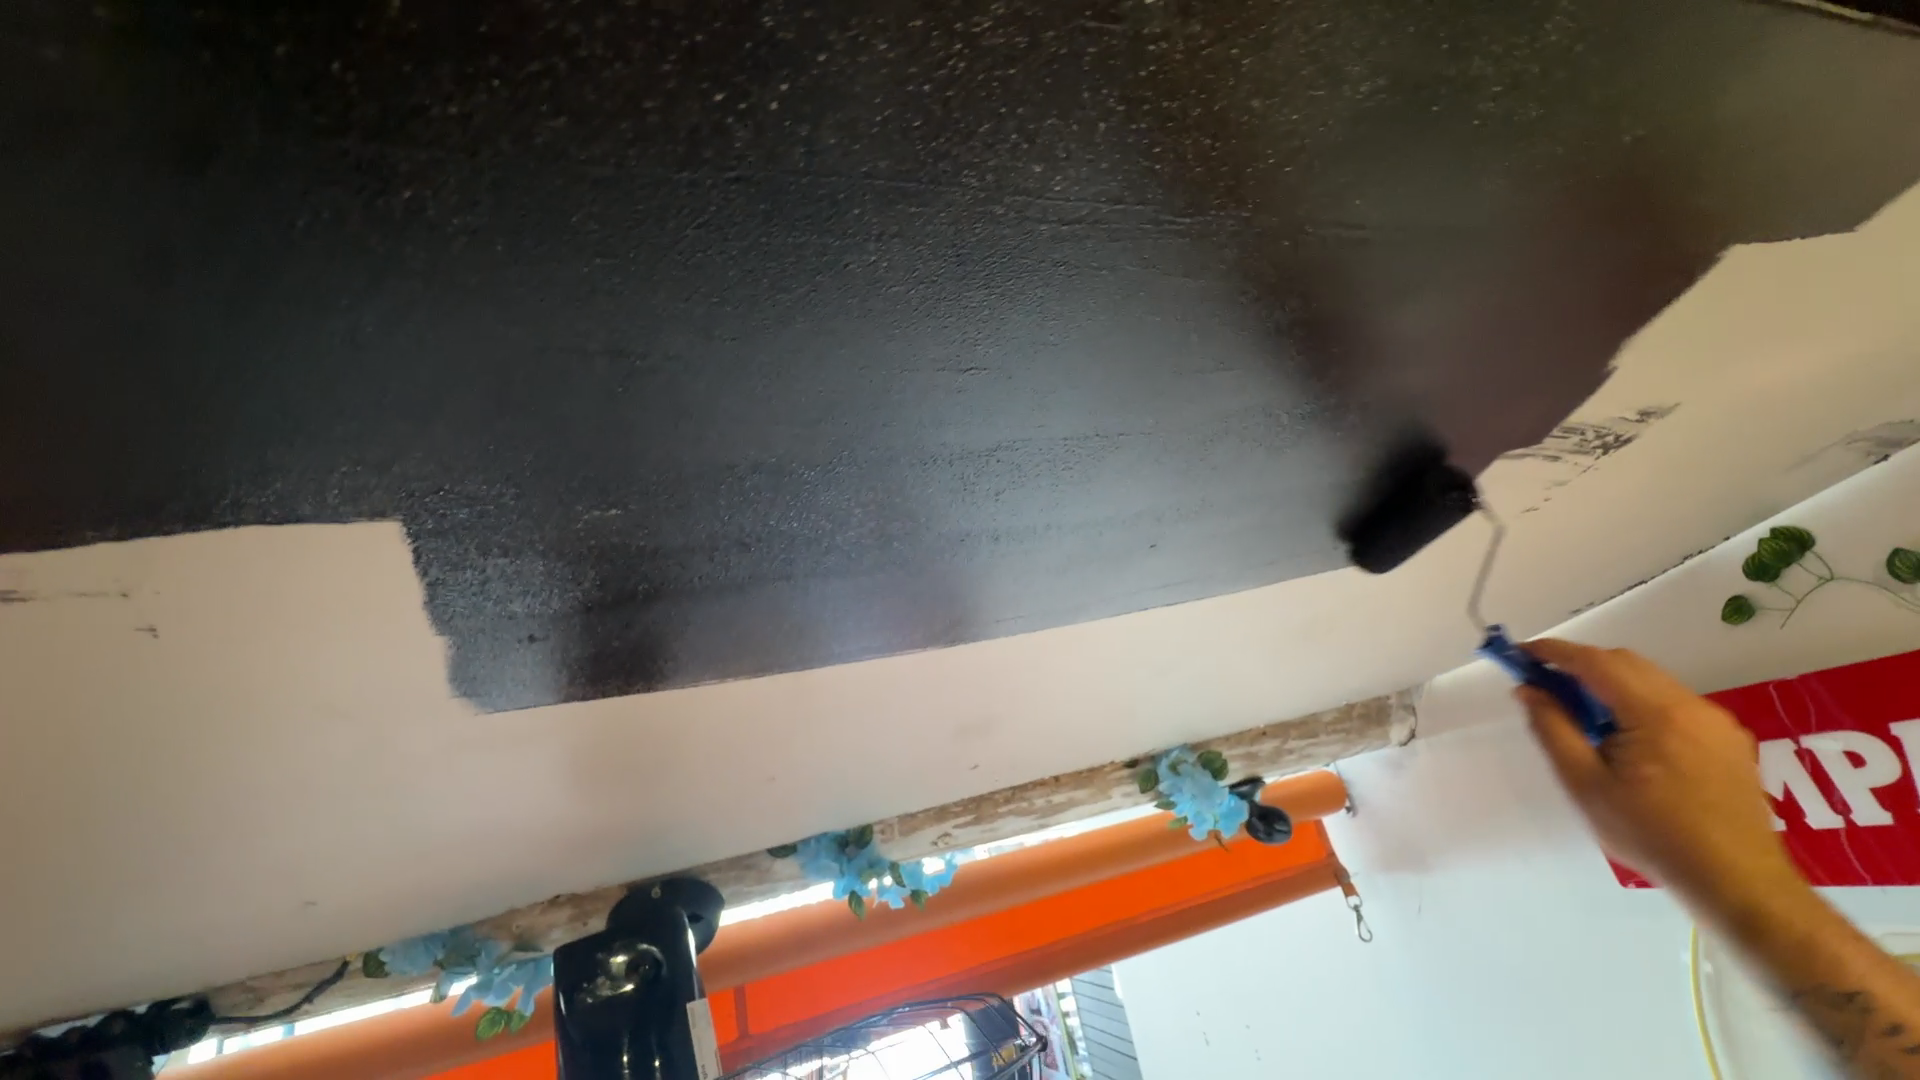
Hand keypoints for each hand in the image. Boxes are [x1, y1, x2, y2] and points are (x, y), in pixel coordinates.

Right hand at [1517, 639, 1805, 917]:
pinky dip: (1636, 701)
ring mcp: (1716, 722)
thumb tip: (1529, 689)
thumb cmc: (1650, 834)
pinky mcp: (1727, 740)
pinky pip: (1672, 702)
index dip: (1554, 652)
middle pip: (1626, 664)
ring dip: (1608, 683)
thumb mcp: (1584, 784)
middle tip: (1542, 684)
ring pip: (1651, 680)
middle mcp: (1692, 707)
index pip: (1596, 662)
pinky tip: (1621, 735)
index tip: (1520, 654)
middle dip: (1580, 664)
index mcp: (1656, 714)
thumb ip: (1553, 728)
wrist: (1737, 882)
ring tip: (1578, 713)